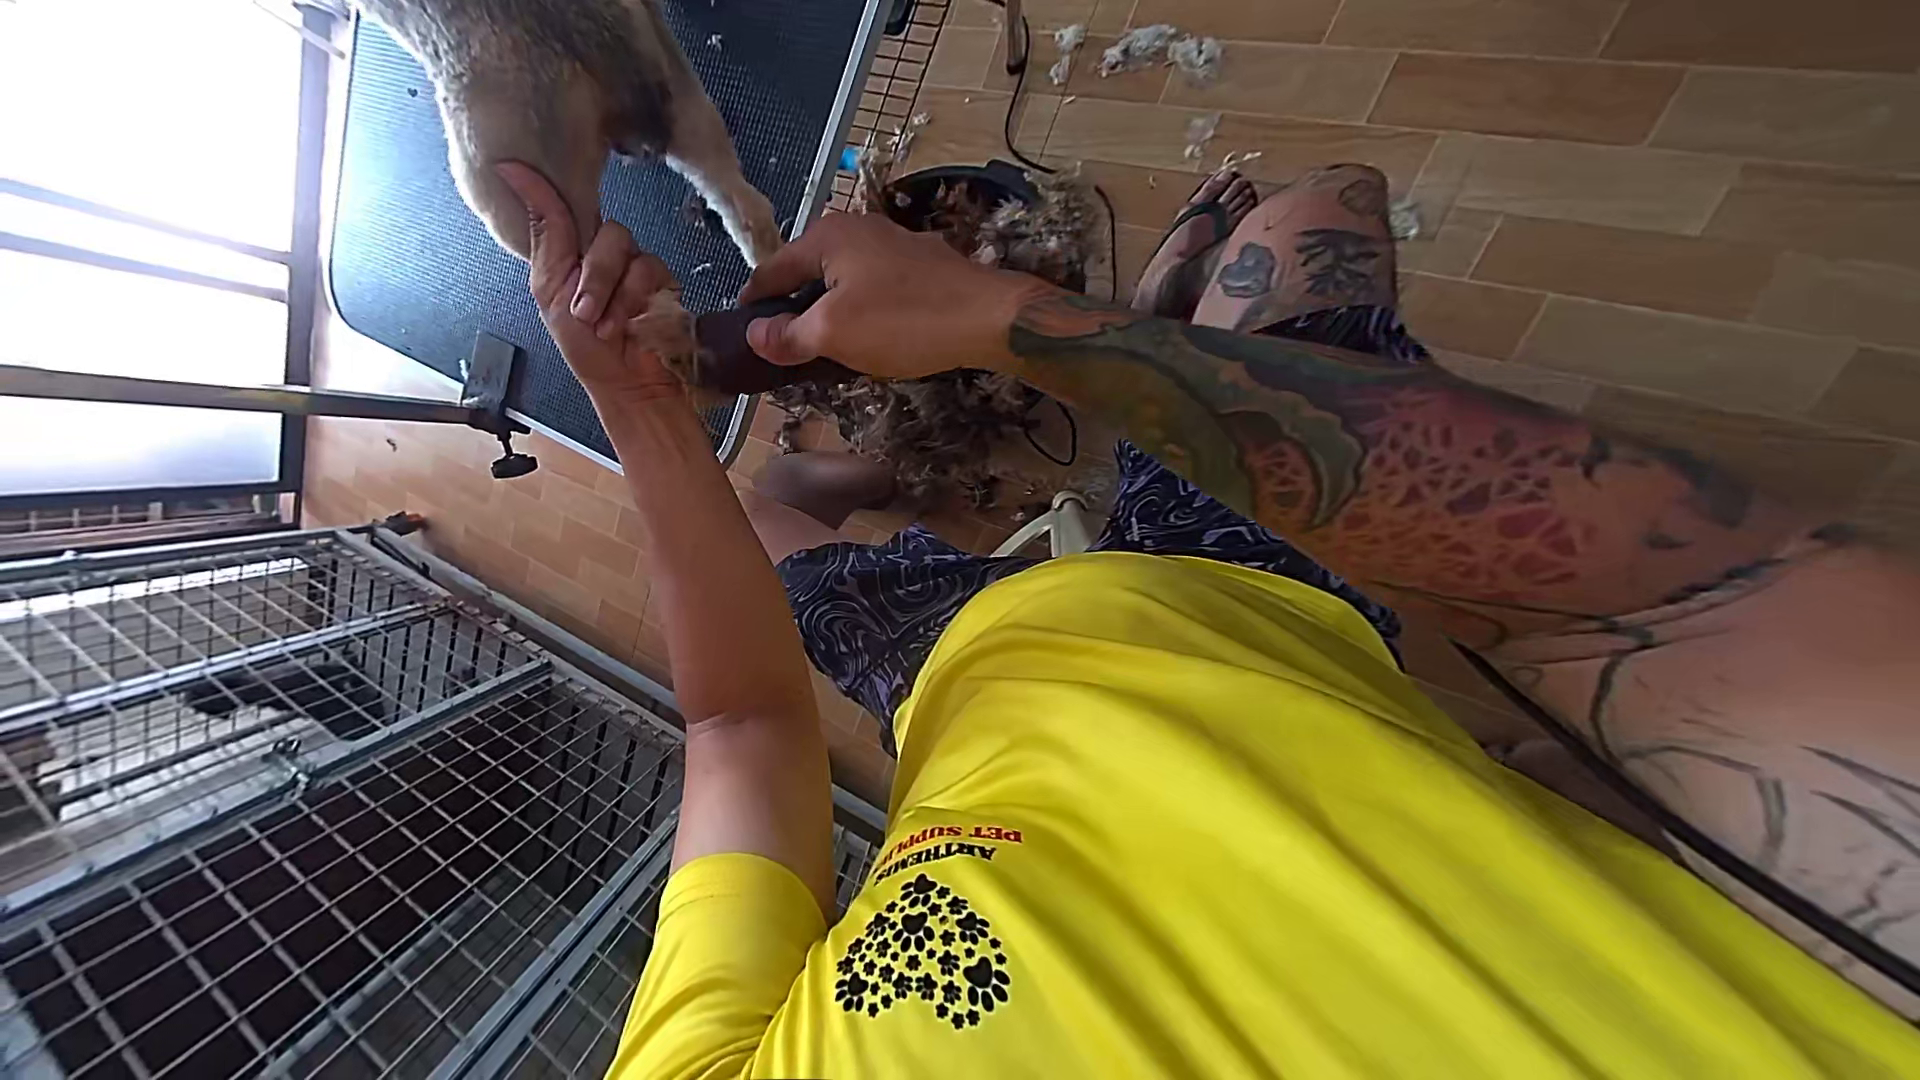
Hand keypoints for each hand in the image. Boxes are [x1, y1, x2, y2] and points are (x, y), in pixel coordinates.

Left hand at [496, 162, 685, 401]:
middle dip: (595, 274)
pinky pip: (652, 271)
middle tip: (585, 310)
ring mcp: (639, 269)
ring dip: (613, 293)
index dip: (553, 191)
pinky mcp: (666, 285)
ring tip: (607, 326)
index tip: (518, 170)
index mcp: (575, 252)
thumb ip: (546, 234)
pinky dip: (636, 299)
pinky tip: (630, 323)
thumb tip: (512, 171)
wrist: (628, 385)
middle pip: (607, 230)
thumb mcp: (550, 290)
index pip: (570, 206)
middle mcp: (608, 255)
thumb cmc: (588, 349)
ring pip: (629, 251)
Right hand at [737, 212, 1059, 377]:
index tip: (745, 334)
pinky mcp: (922, 265)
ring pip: (844, 282)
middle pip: (809, 273)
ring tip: (830, 349)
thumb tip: (754, 335)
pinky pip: (876, 288)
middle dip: (796, 309)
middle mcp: (857, 229)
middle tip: (791, 351)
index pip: (771, 271)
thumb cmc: (903, 322)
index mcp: (826, 237)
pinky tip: (873, 336)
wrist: (987, 317)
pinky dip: (864, 310)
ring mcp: (893, 244)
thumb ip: (788, 335)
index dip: (754, 304)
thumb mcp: (834, 334)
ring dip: (832, 313)